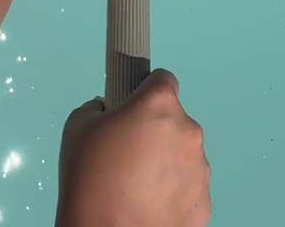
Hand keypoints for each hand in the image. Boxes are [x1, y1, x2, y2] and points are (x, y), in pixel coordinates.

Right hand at [56, 69, 210, 226]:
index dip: (145, 90)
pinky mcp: (205, 205)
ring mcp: (201, 170)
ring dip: (167, 161)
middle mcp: (188, 130)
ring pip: (184, 153)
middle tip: (129, 153)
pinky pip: (189, 187)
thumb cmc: (91, 177)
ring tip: (138, 186)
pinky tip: (149, 205)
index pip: (162, 79)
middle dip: (156, 129)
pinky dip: (174, 192)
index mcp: (160, 103)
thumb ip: (100, 107)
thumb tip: (110, 114)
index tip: (132, 108)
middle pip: (175, 119)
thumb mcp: (79, 125)